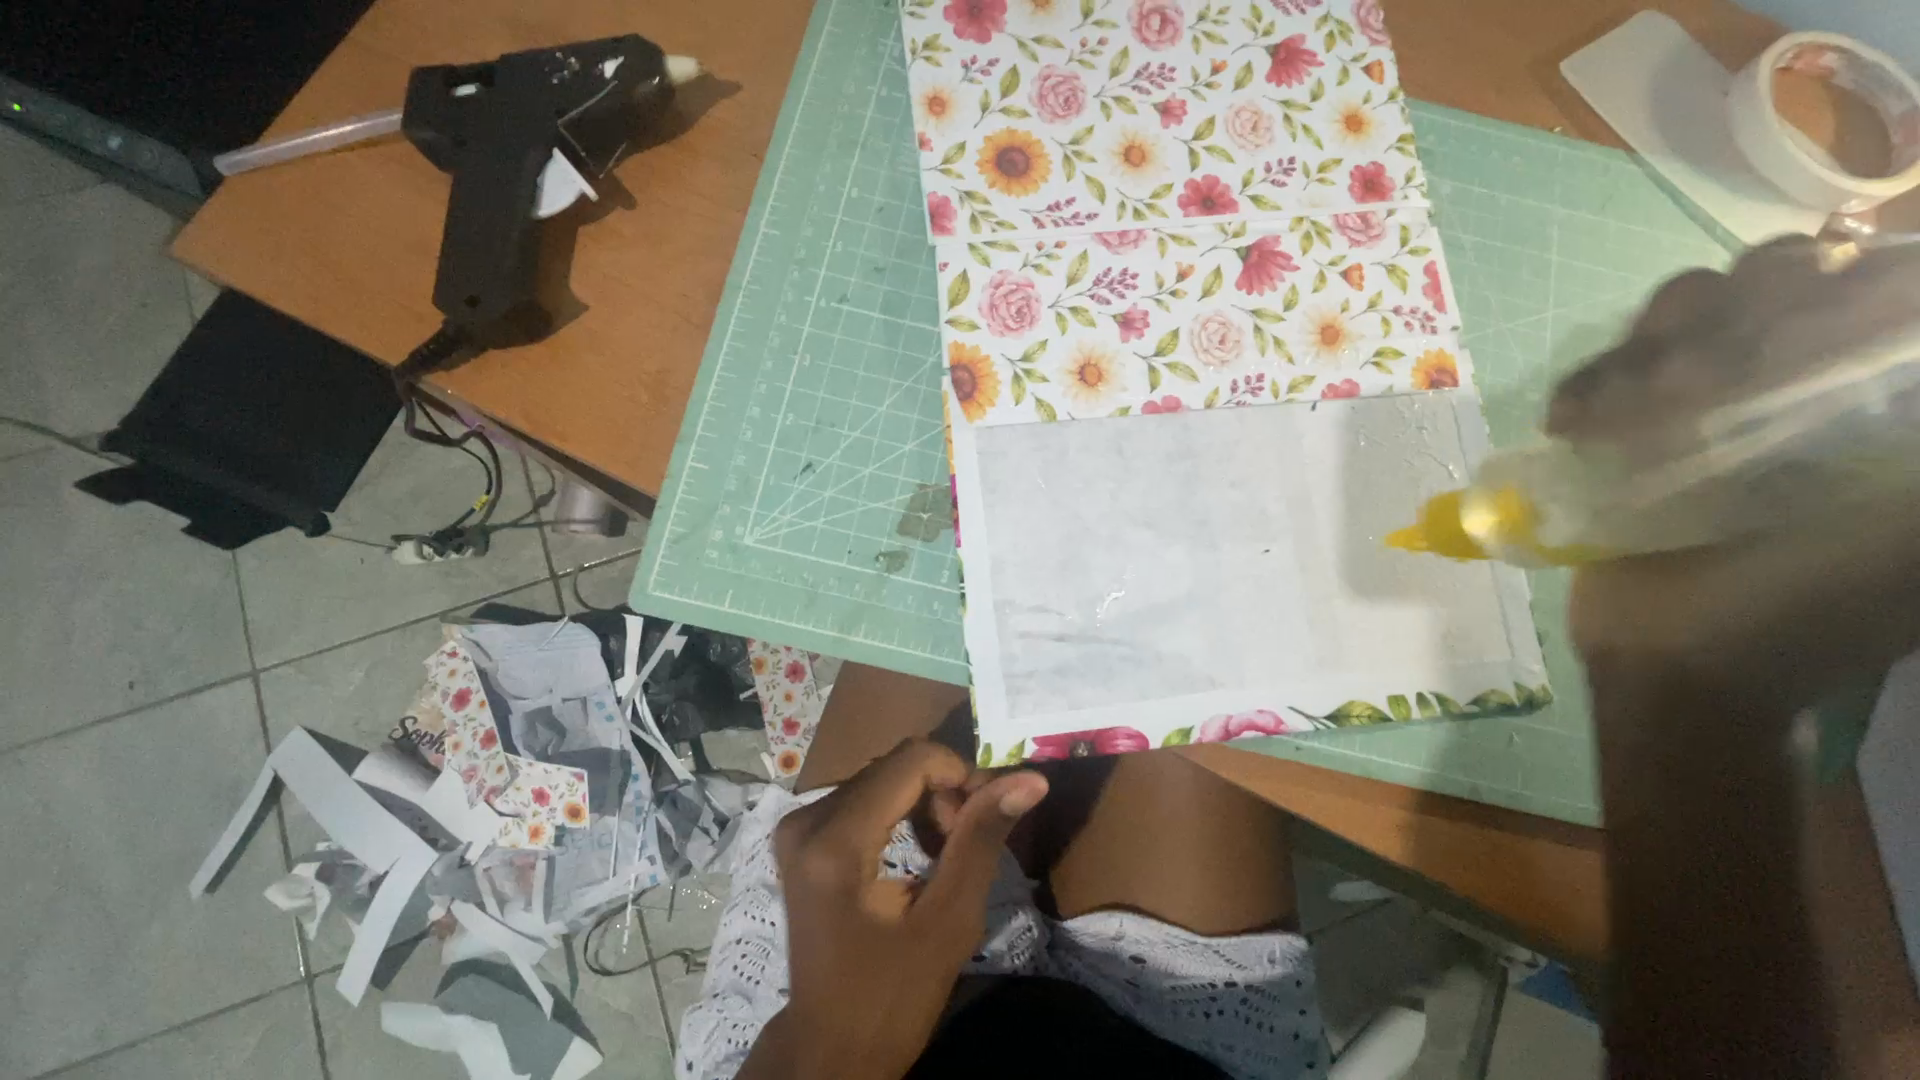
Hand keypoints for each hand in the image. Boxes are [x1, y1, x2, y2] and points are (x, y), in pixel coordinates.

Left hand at [741, 739, 1048, 1079]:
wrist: (830, 1046)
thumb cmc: (892, 996)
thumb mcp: (948, 920)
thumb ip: (982, 839)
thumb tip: (1030, 779)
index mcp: (834, 841)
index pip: (911, 760)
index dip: (961, 776)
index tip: (985, 820)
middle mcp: (806, 819)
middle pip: (895, 766)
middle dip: (943, 794)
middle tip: (966, 845)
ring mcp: (798, 825)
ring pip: (882, 777)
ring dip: (925, 803)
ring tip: (945, 854)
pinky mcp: (801, 835)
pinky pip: (864, 796)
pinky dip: (901, 812)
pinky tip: (918, 851)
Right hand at [1553, 237, 1919, 709]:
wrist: (1672, 660)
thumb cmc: (1804, 606)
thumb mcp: (1902, 536)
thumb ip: (1905, 455)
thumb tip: (1887, 348)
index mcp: (1882, 396)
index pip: (1875, 280)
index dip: (1837, 287)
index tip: (1790, 346)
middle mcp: (1804, 380)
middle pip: (1775, 276)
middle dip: (1729, 325)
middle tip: (1695, 393)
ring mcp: (1709, 400)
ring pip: (1683, 307)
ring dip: (1645, 356)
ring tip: (1623, 419)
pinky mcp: (1629, 428)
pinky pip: (1604, 366)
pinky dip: (1584, 388)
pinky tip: (1573, 427)